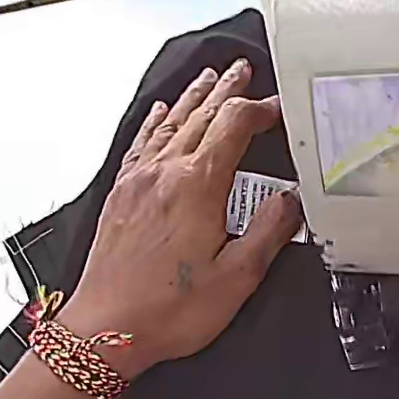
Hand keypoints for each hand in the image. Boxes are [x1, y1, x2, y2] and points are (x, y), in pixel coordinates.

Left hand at [58, 58, 303, 379]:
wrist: (106, 329)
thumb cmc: (169, 309)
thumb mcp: (237, 277)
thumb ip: (269, 231)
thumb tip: (292, 200)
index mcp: (196, 187)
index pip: (233, 127)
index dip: (259, 111)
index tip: (278, 108)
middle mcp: (164, 173)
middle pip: (200, 115)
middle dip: (226, 90)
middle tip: (242, 69)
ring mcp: (138, 181)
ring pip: (170, 124)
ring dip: (193, 98)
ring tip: (209, 78)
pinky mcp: (122, 196)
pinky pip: (142, 144)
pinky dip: (156, 123)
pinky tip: (161, 113)